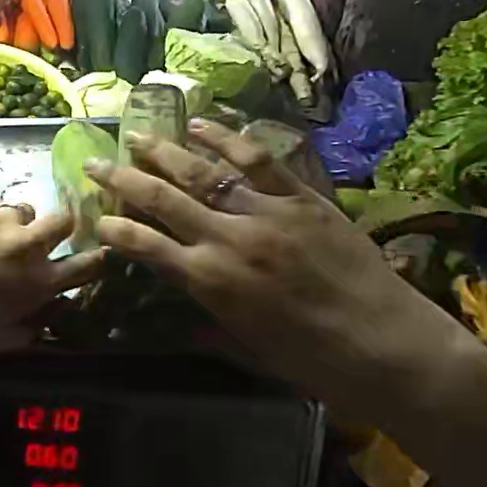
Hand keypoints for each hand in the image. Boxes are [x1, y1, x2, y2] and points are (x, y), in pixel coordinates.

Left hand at [0, 193, 103, 377]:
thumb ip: (27, 327)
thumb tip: (47, 314)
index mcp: (35, 286)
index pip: (87, 265)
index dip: (94, 259)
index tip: (91, 257)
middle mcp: (23, 246)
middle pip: (63, 220)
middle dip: (57, 230)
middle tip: (34, 244)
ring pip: (21, 209)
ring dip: (13, 224)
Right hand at [89, 120, 473, 418]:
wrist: (391, 350)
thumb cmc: (311, 362)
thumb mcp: (244, 348)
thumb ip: (205, 321)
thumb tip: (177, 309)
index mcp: (210, 281)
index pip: (145, 245)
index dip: (114, 228)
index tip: (95, 217)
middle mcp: (230, 239)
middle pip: (163, 199)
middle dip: (123, 178)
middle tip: (95, 162)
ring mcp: (268, 213)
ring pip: (204, 172)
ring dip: (164, 151)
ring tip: (138, 134)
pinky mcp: (304, 200)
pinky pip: (258, 160)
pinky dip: (227, 139)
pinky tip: (201, 125)